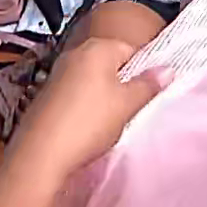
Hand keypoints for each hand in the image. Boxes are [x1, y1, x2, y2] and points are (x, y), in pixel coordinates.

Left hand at [6, 37, 163, 181]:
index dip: (143, 71)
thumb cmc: (89, 123)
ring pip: (93, 79)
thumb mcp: (128, 104)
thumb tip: (169, 69)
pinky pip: (75, 93)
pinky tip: (86, 126)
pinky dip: (84, 105)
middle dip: (123, 83)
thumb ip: (150, 84)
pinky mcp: (44, 96)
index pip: (132, 50)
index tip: (145, 93)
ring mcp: (57, 74)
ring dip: (104, 95)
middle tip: (130, 107)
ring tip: (108, 120)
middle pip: (112, 63)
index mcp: (98, 48)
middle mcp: (75, 54)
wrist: (38, 159)